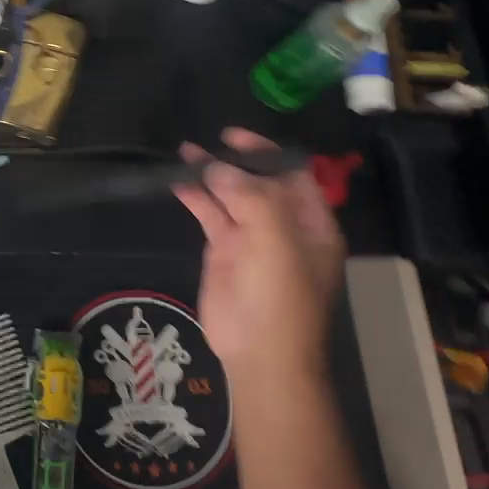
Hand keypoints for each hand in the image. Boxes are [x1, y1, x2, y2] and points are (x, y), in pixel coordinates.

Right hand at [172, 128, 345, 376]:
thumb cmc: (281, 295)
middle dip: (235, 160)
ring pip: (231, 195)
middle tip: (207, 141)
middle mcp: (283, 226)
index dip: (268, 152)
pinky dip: (195, 196)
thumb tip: (217, 166)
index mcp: (311, 223)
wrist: (260, 352)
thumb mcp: (275, 239)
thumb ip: (249, 195)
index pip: (293, 175)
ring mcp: (252, 239)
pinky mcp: (224, 252)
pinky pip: (210, 215)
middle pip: (259, 181)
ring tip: (185, 151)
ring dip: (210, 174)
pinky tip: (177, 181)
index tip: (235, 136)